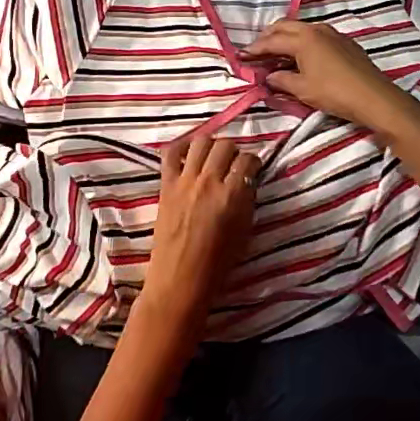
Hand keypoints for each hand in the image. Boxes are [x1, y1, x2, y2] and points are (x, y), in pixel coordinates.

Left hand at [143, 136, 260, 331]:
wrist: (180, 278)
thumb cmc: (218, 263)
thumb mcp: (245, 231)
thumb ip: (247, 200)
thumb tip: (247, 180)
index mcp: (232, 196)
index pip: (248, 161)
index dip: (253, 163)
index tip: (252, 169)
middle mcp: (208, 182)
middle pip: (225, 146)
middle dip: (234, 152)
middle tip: (233, 164)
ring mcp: (184, 180)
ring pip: (201, 142)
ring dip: (211, 145)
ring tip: (213, 157)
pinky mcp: (166, 184)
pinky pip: (171, 152)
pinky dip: (182, 147)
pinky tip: (189, 153)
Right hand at [241, 19, 416, 133]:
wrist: (374, 97)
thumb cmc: (334, 93)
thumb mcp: (302, 89)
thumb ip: (281, 80)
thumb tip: (269, 77)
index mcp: (303, 38)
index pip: (271, 41)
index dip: (254, 50)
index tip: (240, 57)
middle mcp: (316, 29)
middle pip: (284, 27)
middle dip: (267, 38)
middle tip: (256, 51)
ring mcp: (332, 33)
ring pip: (300, 29)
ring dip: (285, 38)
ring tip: (275, 53)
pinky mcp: (344, 42)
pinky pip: (315, 35)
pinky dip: (301, 42)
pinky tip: (300, 56)